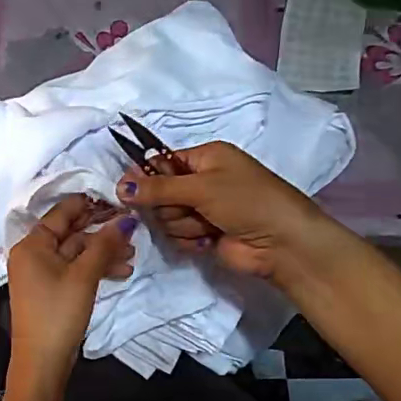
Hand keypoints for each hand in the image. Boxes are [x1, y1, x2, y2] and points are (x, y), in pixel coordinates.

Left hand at [5, 195, 134, 378]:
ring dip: (103, 254)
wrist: (42, 361)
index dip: (89, 204)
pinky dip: (95, 270)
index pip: (61, 213)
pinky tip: (121, 273)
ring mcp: (41, 274)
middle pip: (71, 233)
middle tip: (132, 232)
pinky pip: (75, 271)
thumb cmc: (58, 312)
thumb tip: (125, 218)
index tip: (118, 200)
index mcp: (31, 245)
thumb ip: (104, 244)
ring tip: (132, 257)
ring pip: (76, 254)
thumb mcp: (84, 275)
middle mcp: (32, 255)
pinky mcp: (51, 291)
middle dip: (102, 233)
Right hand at [115, 142, 327, 280]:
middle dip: (170, 206)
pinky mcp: (202, 234)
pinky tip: (210, 239)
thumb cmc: (247, 201)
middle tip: (189, 209)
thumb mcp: (202, 187)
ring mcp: (202, 209)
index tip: (128, 189)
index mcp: (206, 157)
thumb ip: (158, 188)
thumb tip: (120, 187)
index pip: (162, 162)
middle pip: (159, 193)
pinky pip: (177, 236)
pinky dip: (191, 239)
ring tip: (208, 226)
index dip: (145, 177)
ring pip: (167, 218)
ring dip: (183, 224)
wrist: (280, 242)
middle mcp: (202, 181)